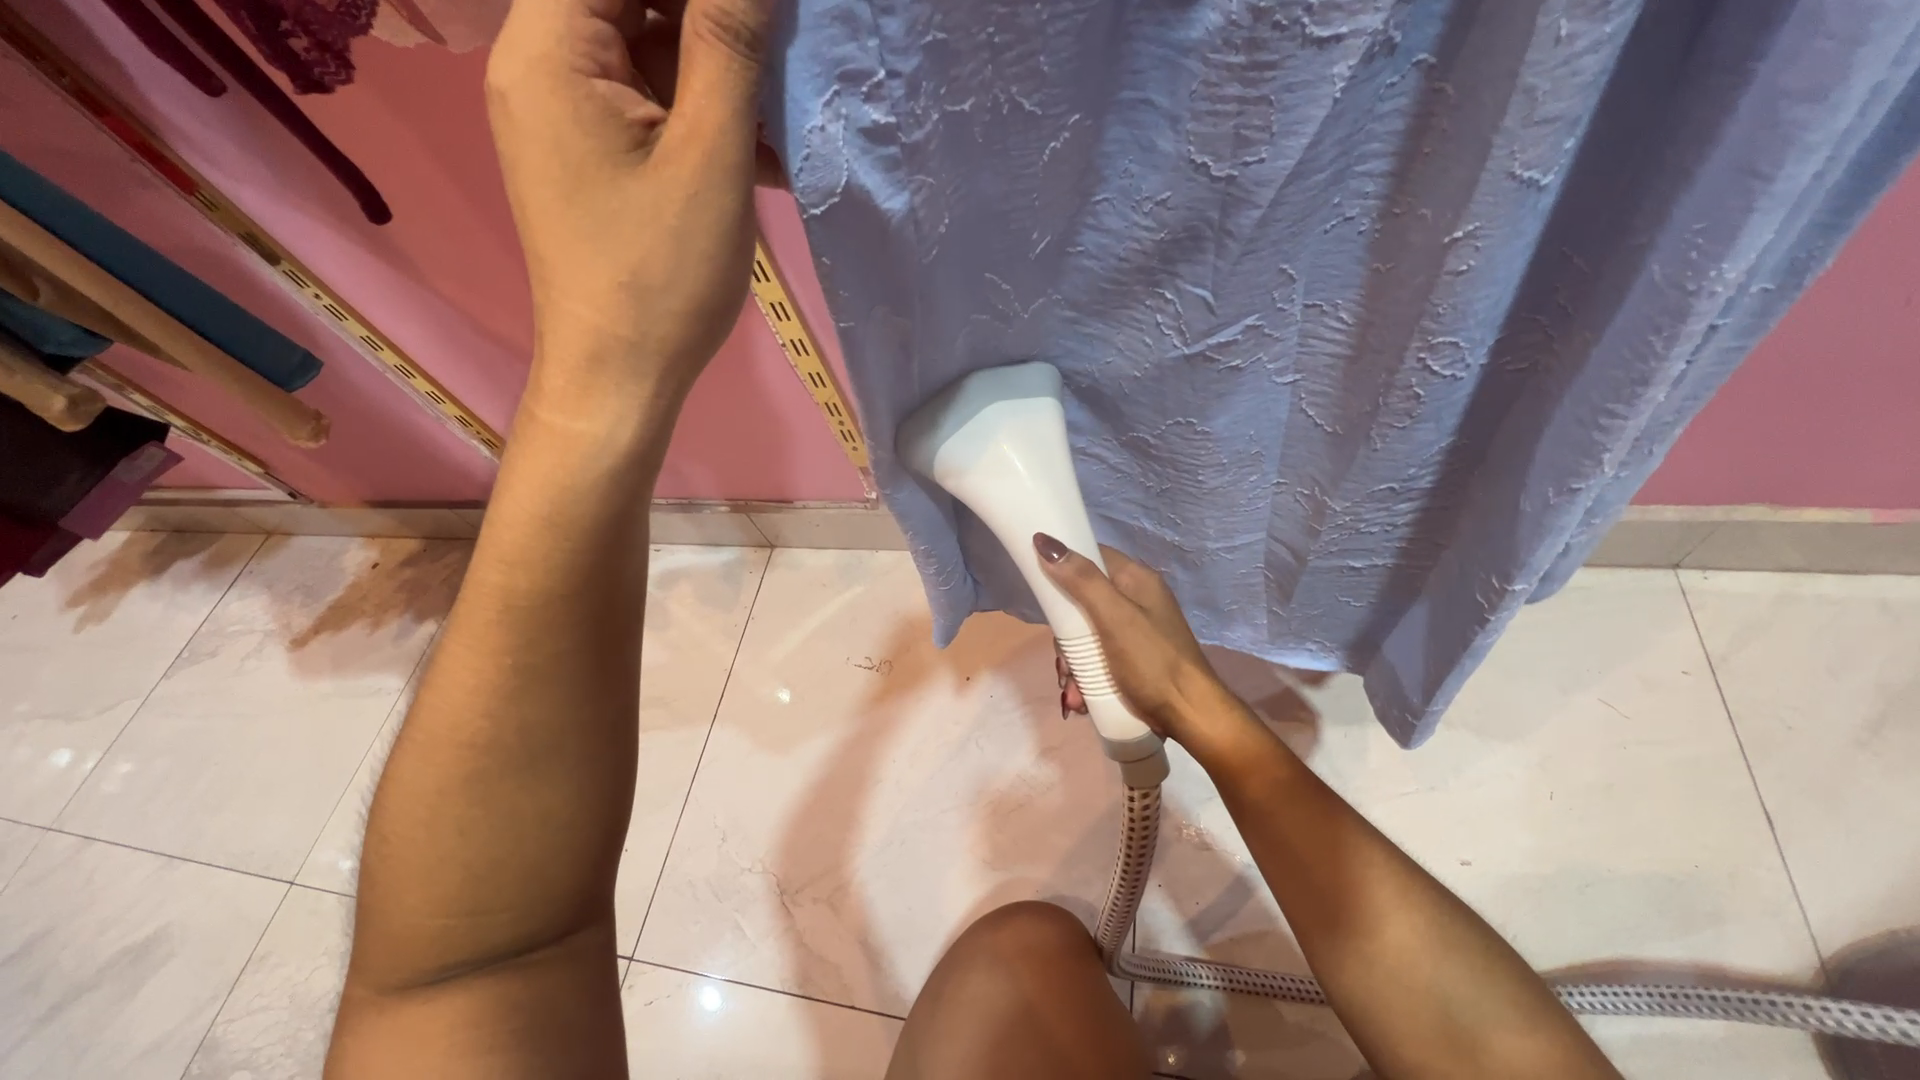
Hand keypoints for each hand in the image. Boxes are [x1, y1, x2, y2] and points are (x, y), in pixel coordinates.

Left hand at [485, 0, 781, 421]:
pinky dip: (707, 114)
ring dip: (722, 70)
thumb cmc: (662, 274)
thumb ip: (729, 42)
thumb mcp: (707, 155)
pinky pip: (653, 102)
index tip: (760, 17)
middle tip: (780, 49)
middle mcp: (542, 66)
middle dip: (715, 21)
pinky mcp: (595, 153)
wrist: (622, 377)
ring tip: (784, 105)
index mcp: (550, 51)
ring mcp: (568, 113)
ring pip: (651, 48)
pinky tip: (763, 146)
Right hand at [1035, 534, 1259, 759]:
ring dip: (1072, 664)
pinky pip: (1096, 658)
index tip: (1041, 587)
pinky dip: (1085, 677)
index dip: (1064, 565)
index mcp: (1136, 581)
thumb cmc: (1153, 661)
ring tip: (1072, 689)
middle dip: (1065, 636)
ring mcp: (1133, 632)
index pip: (1092, 555)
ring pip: (1084, 635)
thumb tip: (1044, 541)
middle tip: (1063, 663)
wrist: (1190, 716)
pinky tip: (1081, 698)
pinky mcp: (1130, 659)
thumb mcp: (1114, 618)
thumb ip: (1082, 580)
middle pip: (1082, 601)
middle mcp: (1135, 601)